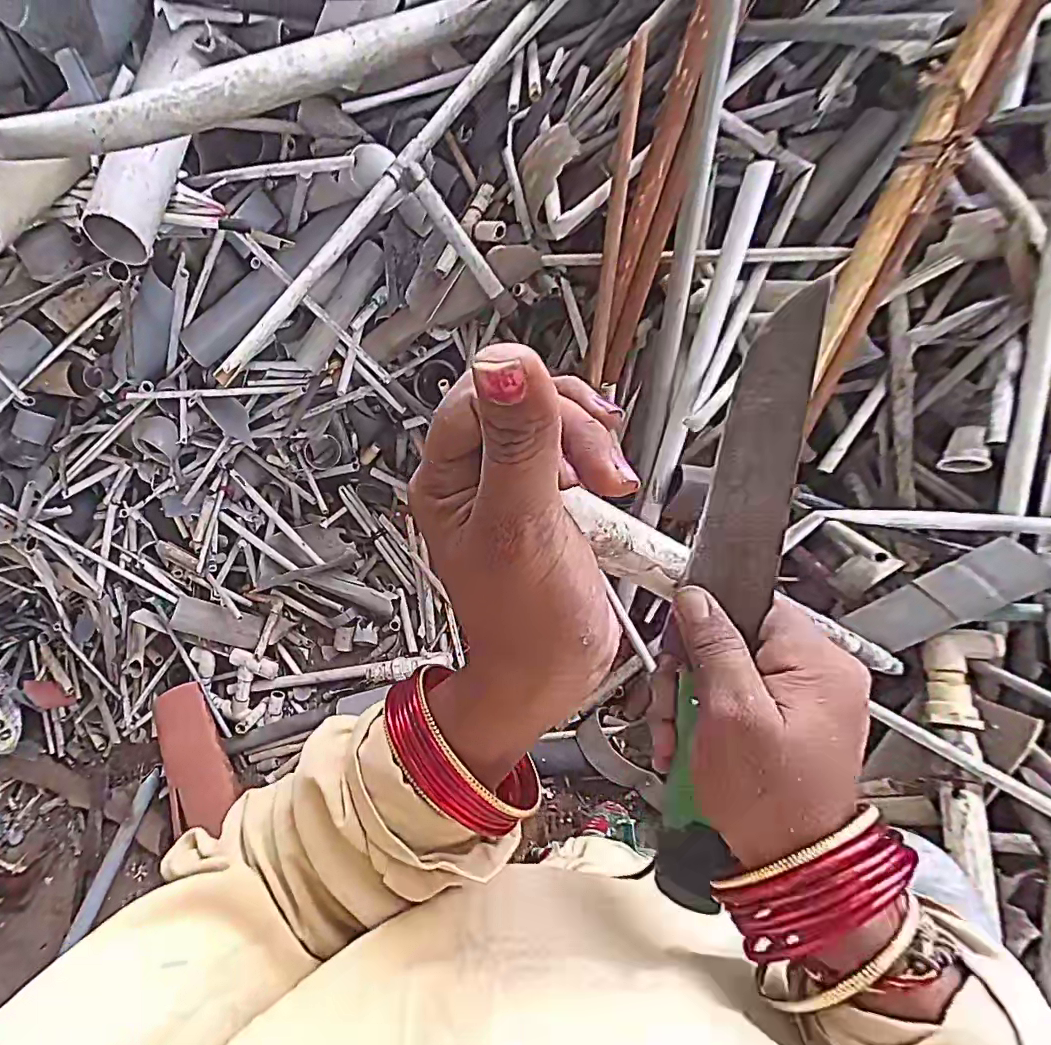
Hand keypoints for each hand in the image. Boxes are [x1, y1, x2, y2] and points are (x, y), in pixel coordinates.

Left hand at [410, 345, 639, 784]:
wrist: (552, 672)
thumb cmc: (524, 621)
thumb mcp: (522, 523)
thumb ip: (517, 442)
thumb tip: (504, 366)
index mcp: (442, 480)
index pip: (475, 399)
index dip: (527, 405)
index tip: (571, 431)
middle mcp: (468, 477)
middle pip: (514, 402)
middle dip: (566, 425)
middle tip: (598, 472)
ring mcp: (508, 484)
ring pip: (546, 420)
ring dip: (589, 442)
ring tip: (608, 484)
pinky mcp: (544, 496)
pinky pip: (571, 450)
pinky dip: (598, 459)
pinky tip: (608, 487)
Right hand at [646, 587, 869, 867]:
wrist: (788, 856)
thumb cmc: (770, 795)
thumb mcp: (730, 710)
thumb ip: (715, 646)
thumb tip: (697, 599)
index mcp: (818, 663)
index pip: (752, 603)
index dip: (703, 618)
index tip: (676, 643)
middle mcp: (815, 675)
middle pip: (727, 639)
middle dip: (685, 670)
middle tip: (671, 701)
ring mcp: (797, 698)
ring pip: (717, 669)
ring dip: (682, 698)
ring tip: (675, 732)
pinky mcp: (777, 717)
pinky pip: (724, 696)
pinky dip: (696, 715)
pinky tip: (685, 740)